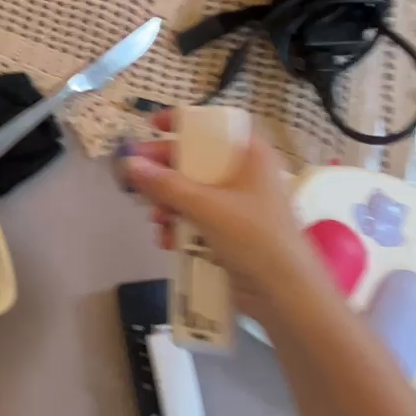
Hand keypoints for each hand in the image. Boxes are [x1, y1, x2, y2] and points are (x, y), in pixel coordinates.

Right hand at [118, 111, 333, 313]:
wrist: (287, 294)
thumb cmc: (255, 238)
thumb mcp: (207, 207)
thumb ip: (165, 185)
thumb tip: (128, 164)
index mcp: (248, 155)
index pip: (214, 124)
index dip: (183, 121)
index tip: (151, 124)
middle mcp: (243, 174)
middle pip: (195, 160)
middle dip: (163, 171)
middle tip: (133, 176)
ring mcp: (236, 204)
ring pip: (190, 191)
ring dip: (168, 203)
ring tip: (157, 220)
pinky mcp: (229, 231)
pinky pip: (195, 218)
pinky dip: (179, 225)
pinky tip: (167, 241)